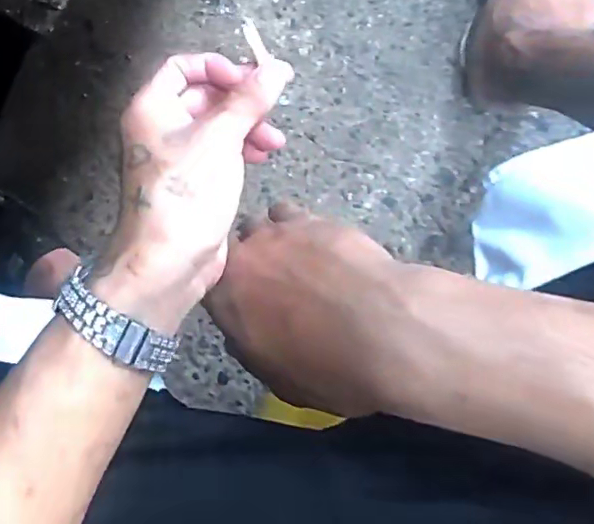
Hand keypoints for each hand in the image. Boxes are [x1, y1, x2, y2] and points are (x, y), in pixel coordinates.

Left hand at [93, 53, 289, 332]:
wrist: (167, 260)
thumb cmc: (185, 193)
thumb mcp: (221, 140)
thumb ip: (248, 101)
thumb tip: (276, 67)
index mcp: (150, 107)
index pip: (179, 67)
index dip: (214, 66)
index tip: (248, 78)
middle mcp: (156, 125)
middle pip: (200, 94)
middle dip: (238, 99)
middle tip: (271, 108)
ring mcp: (171, 152)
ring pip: (212, 122)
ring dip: (245, 124)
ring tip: (275, 141)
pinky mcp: (188, 176)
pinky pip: (215, 148)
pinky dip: (239, 146)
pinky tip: (262, 157)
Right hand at [204, 202, 408, 415]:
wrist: (389, 333)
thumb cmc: (334, 368)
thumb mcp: (283, 381)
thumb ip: (249, 350)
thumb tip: (238, 334)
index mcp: (224, 296)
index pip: (204, 279)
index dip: (220, 287)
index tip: (238, 299)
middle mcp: (238, 256)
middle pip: (229, 246)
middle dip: (244, 259)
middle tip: (269, 282)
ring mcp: (271, 232)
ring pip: (256, 226)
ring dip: (269, 241)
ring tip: (296, 261)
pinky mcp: (306, 218)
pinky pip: (287, 213)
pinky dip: (296, 226)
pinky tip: (317, 244)